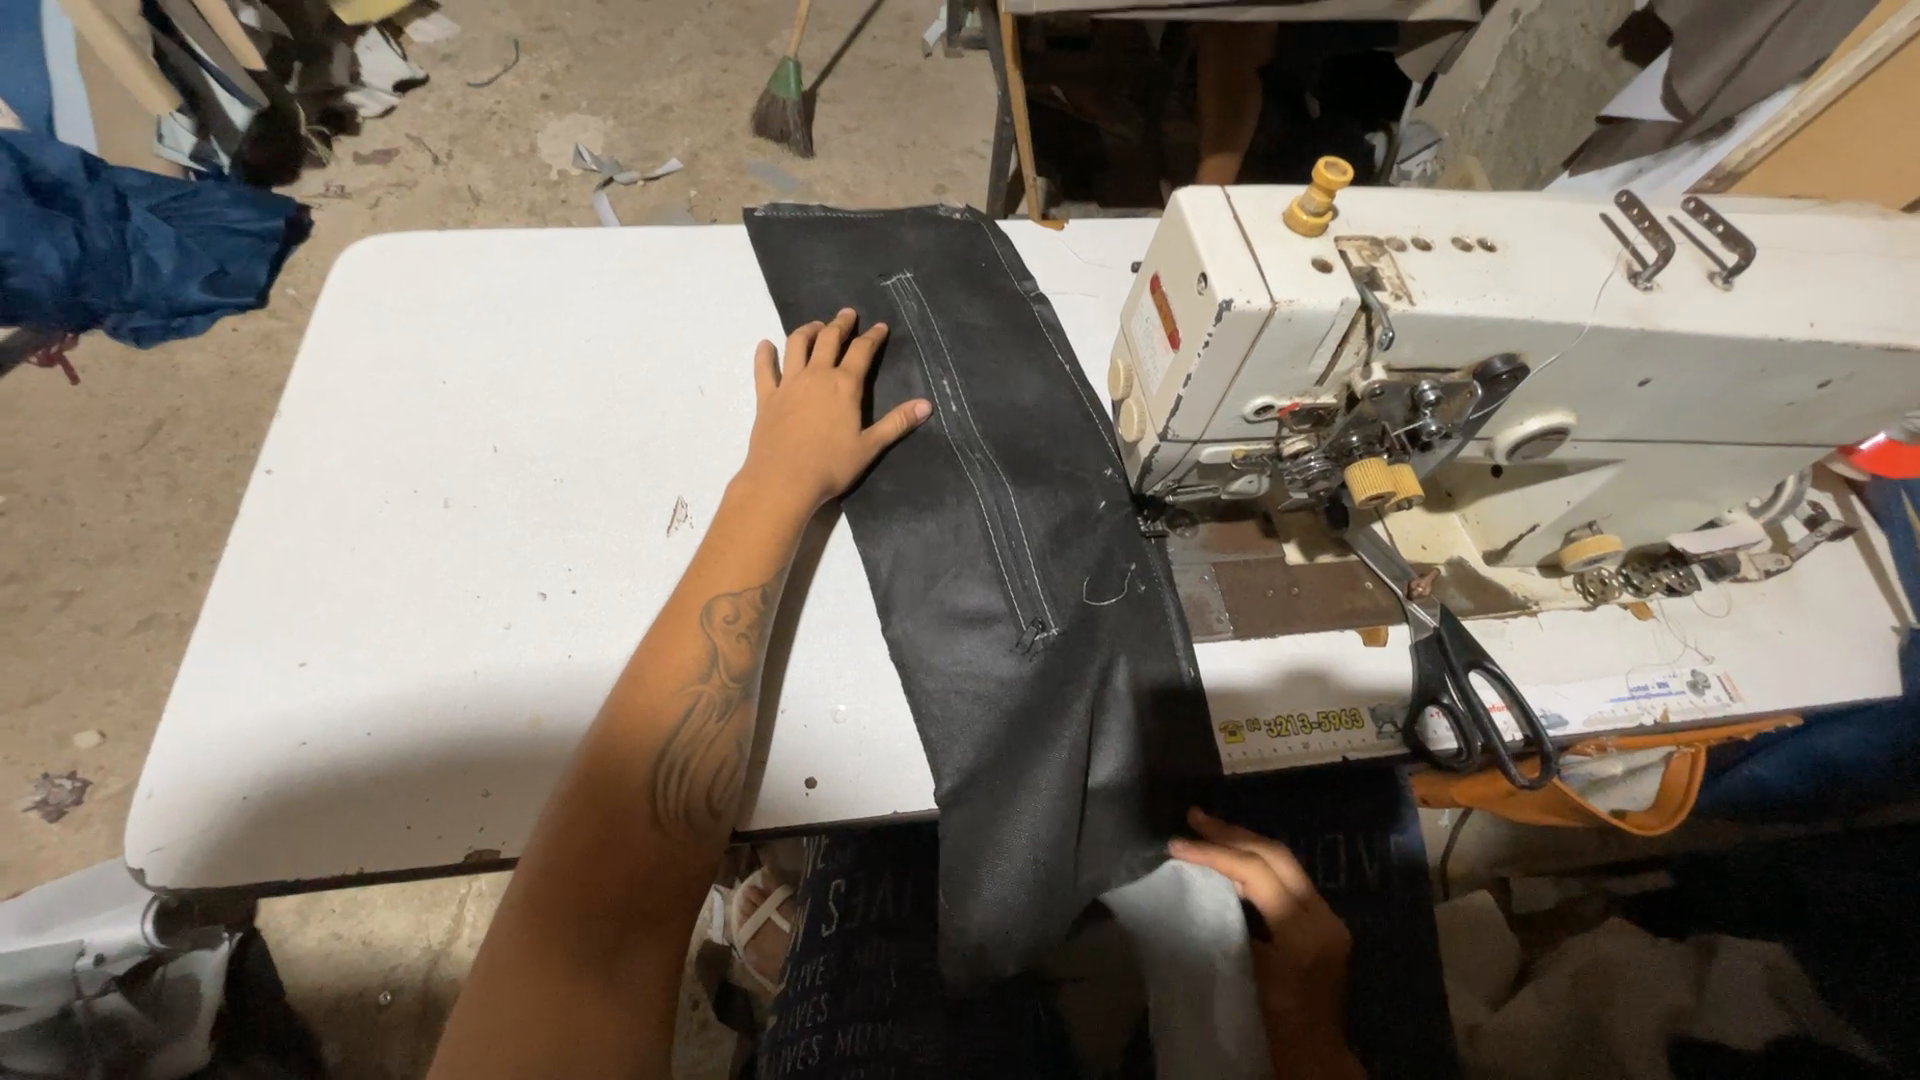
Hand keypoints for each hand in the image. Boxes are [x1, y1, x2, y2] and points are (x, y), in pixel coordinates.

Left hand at [737, 309, 931, 515]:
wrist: (784, 480)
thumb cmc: (831, 466)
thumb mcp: (870, 447)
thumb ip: (897, 423)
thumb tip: (926, 405)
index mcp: (844, 386)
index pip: (862, 351)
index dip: (873, 337)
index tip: (880, 327)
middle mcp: (816, 376)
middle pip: (829, 340)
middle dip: (841, 324)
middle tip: (848, 314)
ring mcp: (789, 383)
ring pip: (797, 345)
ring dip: (807, 330)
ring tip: (816, 326)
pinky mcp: (767, 397)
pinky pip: (764, 369)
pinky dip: (764, 354)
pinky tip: (765, 345)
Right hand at [1169, 807, 1362, 1079]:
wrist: (1313, 1062)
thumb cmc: (1273, 1024)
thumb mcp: (1244, 972)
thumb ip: (1228, 923)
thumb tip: (1200, 885)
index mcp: (1304, 930)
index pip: (1256, 872)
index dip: (1214, 853)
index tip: (1176, 845)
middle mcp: (1323, 916)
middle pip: (1276, 855)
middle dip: (1231, 833)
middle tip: (1193, 817)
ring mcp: (1327, 919)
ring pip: (1283, 863)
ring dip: (1242, 844)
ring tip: (1206, 830)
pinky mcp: (1323, 926)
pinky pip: (1286, 881)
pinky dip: (1254, 866)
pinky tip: (1230, 862)